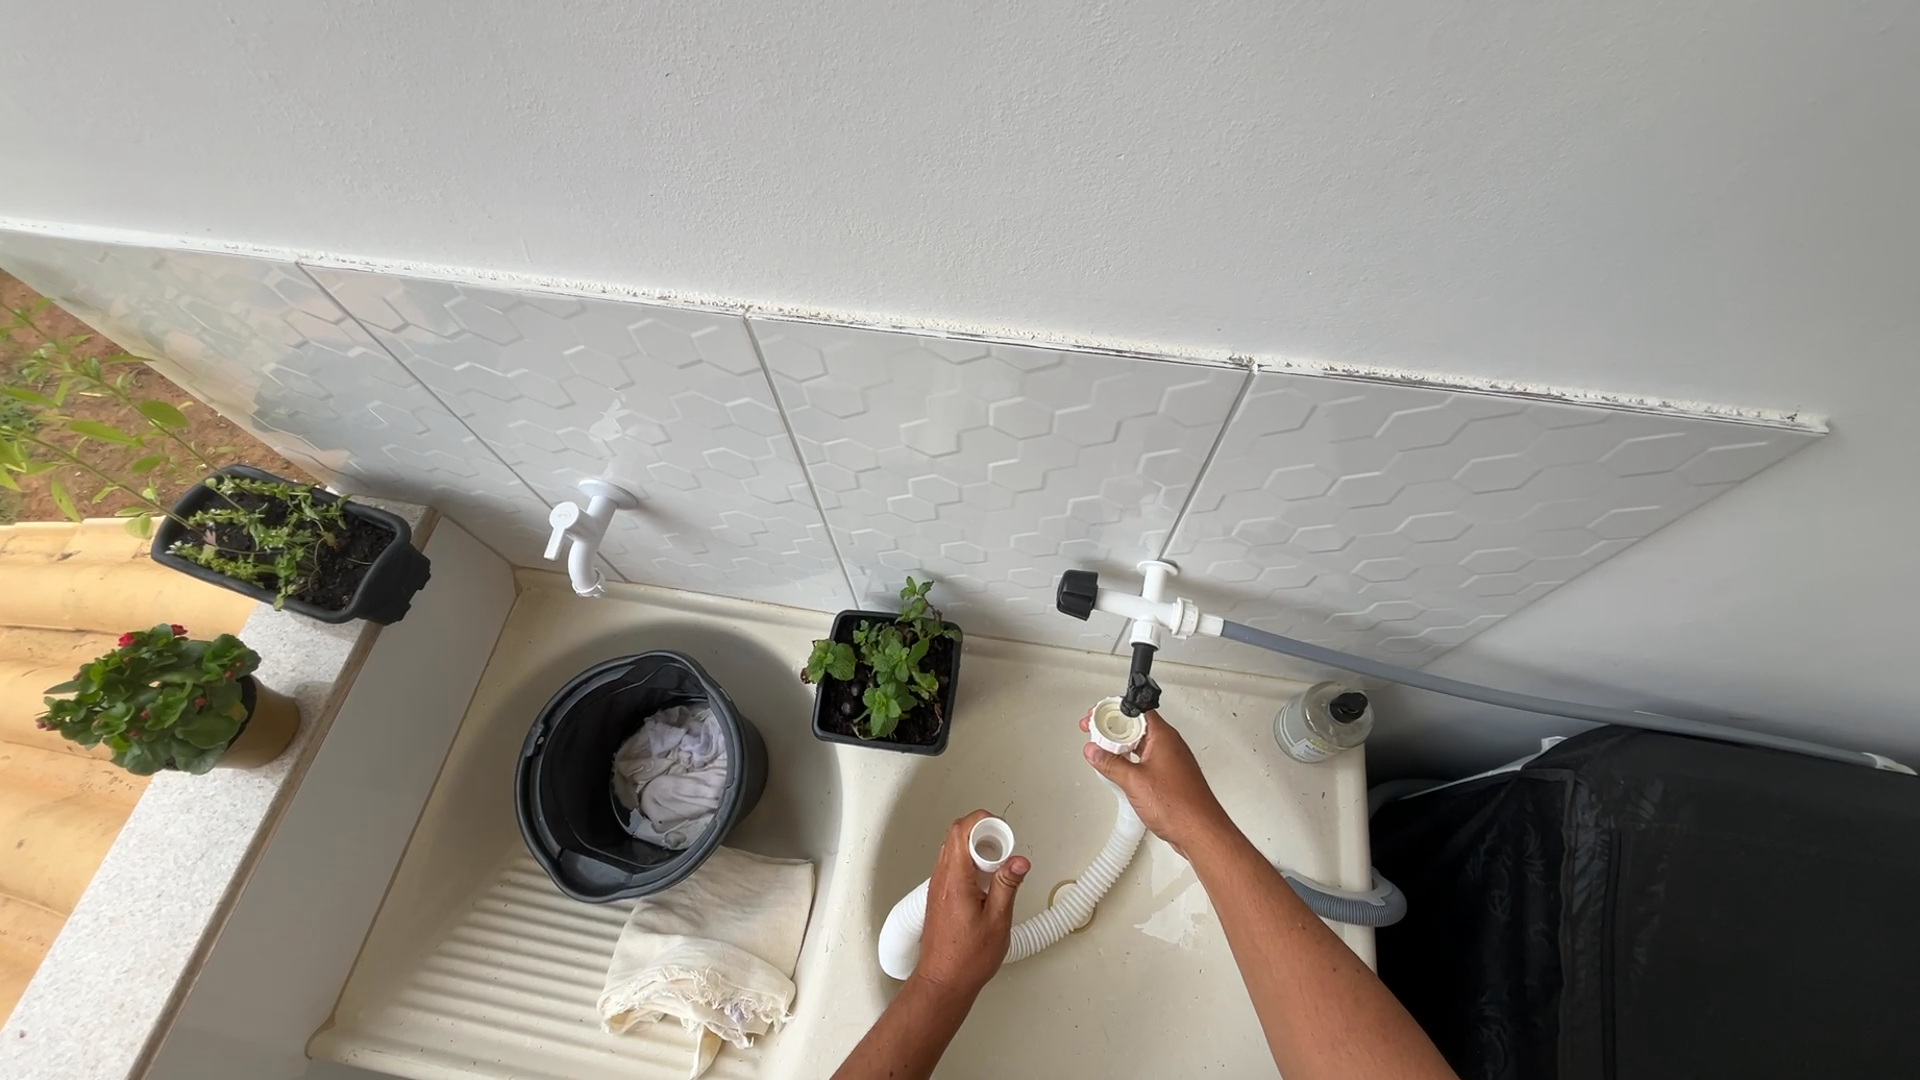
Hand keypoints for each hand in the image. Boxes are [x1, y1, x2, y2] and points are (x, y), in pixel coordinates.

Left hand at [912, 809, 1029, 999]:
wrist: (943, 982)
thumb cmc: (966, 959)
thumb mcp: (997, 920)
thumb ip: (1007, 885)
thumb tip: (1019, 861)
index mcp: (955, 879)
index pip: (962, 831)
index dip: (982, 821)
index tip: (1002, 830)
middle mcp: (942, 878)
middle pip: (956, 835)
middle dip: (982, 832)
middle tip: (1003, 845)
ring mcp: (938, 886)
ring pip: (953, 849)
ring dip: (975, 847)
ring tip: (997, 863)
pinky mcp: (939, 895)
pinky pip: (952, 865)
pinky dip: (969, 862)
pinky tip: (985, 880)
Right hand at [1081, 710, 1232, 855]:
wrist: (1201, 833)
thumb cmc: (1180, 807)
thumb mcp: (1134, 781)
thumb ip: (1110, 764)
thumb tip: (1094, 751)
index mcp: (1163, 736)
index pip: (1134, 710)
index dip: (1111, 710)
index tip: (1095, 717)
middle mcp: (1169, 744)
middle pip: (1135, 725)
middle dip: (1112, 728)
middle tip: (1094, 732)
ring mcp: (1171, 760)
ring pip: (1140, 742)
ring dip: (1120, 745)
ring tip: (1102, 752)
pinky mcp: (1170, 775)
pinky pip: (1146, 758)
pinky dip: (1130, 760)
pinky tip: (1120, 771)